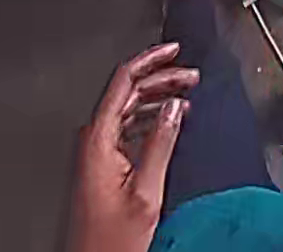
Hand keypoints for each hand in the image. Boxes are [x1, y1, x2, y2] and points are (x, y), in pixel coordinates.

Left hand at [66, 42, 198, 251]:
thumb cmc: (109, 242)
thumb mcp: (145, 191)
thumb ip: (161, 142)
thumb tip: (173, 105)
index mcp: (98, 137)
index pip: (124, 79)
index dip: (151, 59)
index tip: (173, 49)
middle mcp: (93, 138)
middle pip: (129, 91)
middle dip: (162, 78)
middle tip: (190, 75)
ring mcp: (95, 151)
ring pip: (130, 107)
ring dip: (158, 97)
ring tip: (185, 93)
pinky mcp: (101, 164)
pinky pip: (128, 126)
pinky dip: (150, 117)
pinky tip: (169, 120)